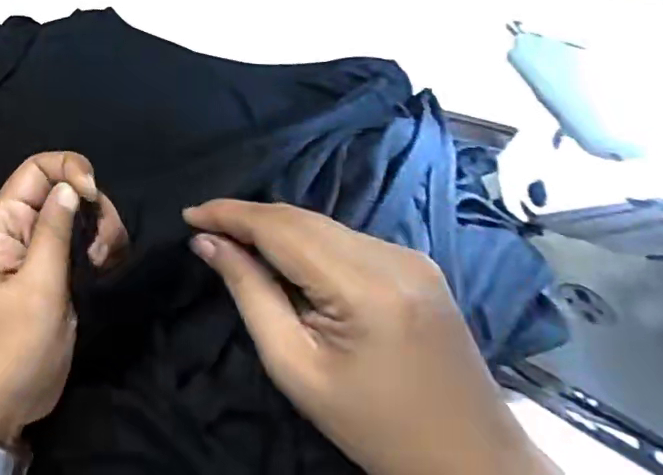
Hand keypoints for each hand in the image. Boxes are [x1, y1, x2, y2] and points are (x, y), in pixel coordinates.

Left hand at [0, 153, 128, 444]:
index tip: (93, 196)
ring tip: (103, 263)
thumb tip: (70, 185)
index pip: (39, 166)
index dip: (70, 169)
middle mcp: (22, 226)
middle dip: (93, 205)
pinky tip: (104, 270)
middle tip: (104, 246)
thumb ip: (54, 232)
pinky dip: (101, 249)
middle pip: (65, 187)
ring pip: (80, 214)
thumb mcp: (35, 288)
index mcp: (5, 220)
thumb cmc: (7, 346)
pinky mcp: (56, 274)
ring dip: (102, 229)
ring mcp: (39, 251)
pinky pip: (83, 242)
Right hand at [185, 201, 552, 474]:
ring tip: (237, 240)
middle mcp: (390, 255)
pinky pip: (346, 238)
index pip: (281, 227)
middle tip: (205, 227)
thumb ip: (251, 294)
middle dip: (249, 218)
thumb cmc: (375, 429)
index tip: (189, 213)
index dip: (231, 213)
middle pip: (302, 218)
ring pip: (323, 224)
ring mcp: (409, 254)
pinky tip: (288, 258)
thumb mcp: (297, 369)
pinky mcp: (416, 261)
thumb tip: (209, 242)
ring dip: (277, 227)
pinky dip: (309, 240)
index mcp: (364, 286)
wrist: (473, 464)